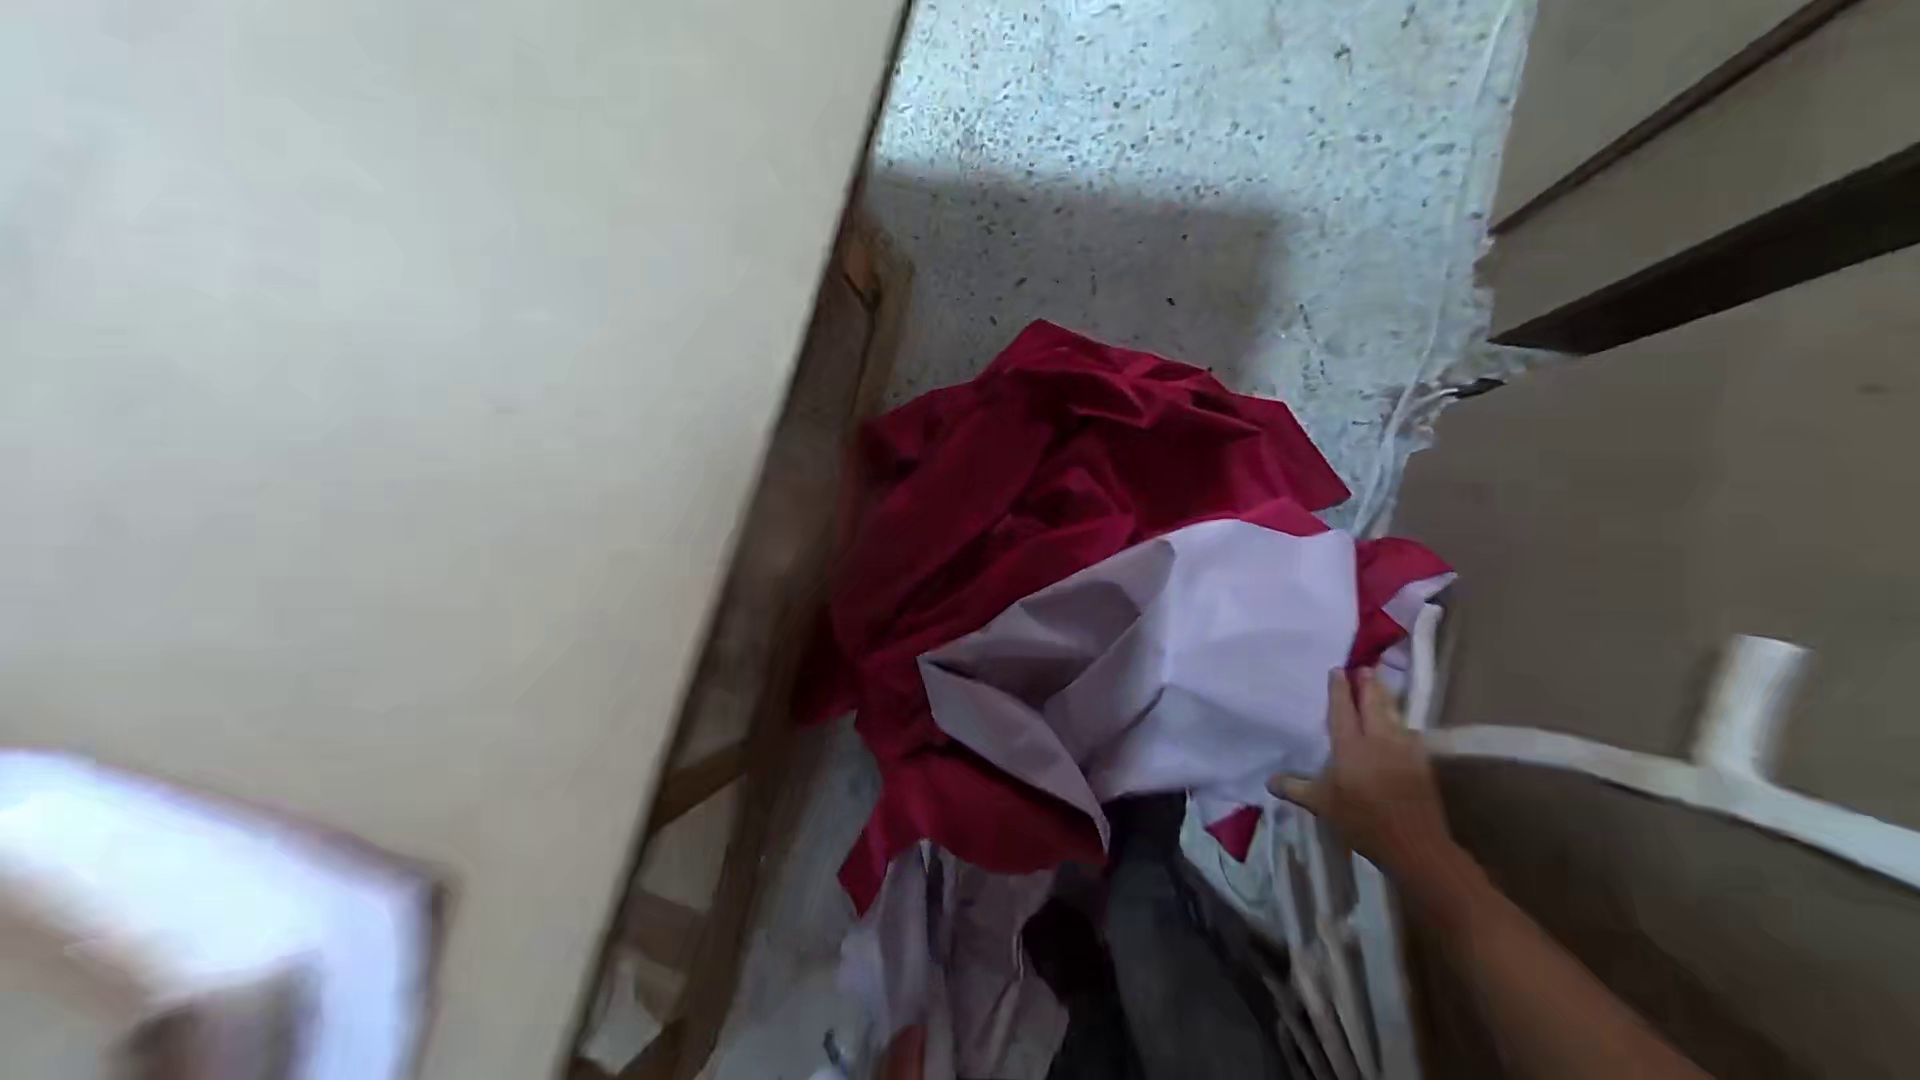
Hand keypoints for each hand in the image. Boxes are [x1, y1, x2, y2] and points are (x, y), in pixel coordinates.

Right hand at [1269, 668, 1456, 878]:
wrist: (1415, 845)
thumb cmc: (1361, 820)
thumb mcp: (1320, 805)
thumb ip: (1294, 788)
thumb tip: (1269, 780)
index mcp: (1350, 746)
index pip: (1342, 709)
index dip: (1339, 689)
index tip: (1338, 670)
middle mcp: (1378, 740)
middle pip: (1373, 704)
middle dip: (1368, 685)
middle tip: (1364, 668)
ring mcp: (1404, 751)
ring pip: (1394, 715)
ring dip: (1387, 698)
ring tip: (1382, 685)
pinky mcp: (1422, 764)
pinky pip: (1410, 735)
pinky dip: (1402, 725)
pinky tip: (1403, 727)